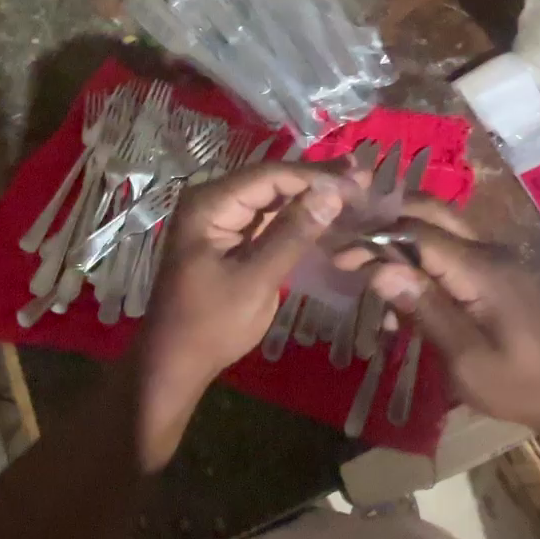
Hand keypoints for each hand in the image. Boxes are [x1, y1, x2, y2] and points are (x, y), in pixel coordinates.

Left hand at [138, 162, 349, 386]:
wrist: (175, 362)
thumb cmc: (210, 324)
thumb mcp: (255, 281)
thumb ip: (292, 235)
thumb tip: (332, 193)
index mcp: (209, 204)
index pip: (269, 176)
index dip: (315, 177)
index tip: (358, 182)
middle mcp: (213, 200)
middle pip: (272, 181)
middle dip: (317, 180)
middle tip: (365, 177)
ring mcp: (221, 218)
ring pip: (273, 197)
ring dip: (311, 195)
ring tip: (356, 188)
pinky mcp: (231, 237)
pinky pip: (268, 217)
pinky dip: (298, 215)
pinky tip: (329, 212)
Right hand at [337, 200, 539, 430]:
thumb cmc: (521, 386)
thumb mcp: (468, 359)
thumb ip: (425, 309)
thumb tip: (380, 268)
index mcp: (481, 269)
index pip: (417, 233)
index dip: (375, 239)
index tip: (339, 256)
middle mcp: (488, 251)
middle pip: (430, 213)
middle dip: (386, 221)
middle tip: (352, 244)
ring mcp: (495, 259)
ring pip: (440, 226)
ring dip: (403, 237)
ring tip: (372, 268)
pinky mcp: (496, 273)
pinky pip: (452, 249)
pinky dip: (422, 256)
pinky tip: (405, 292)